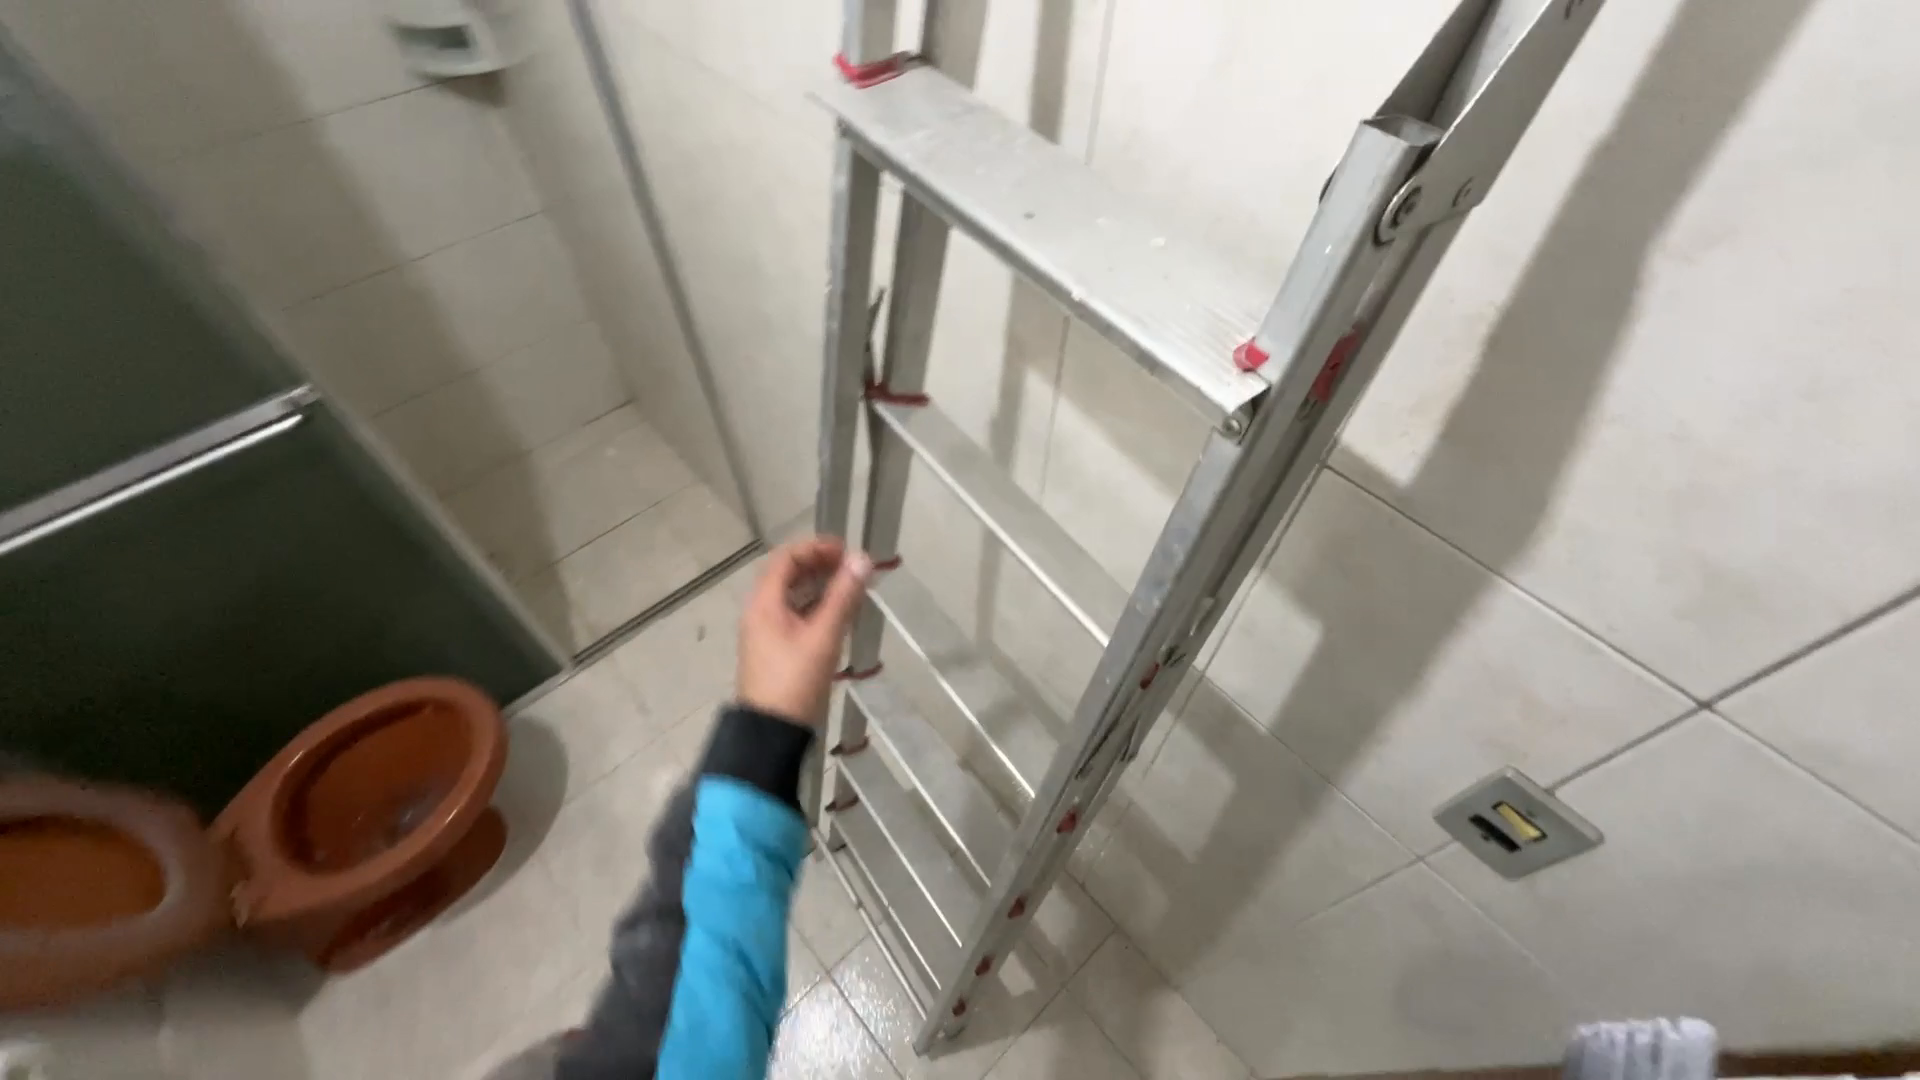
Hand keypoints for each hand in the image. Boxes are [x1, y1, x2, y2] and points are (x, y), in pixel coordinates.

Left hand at [736, 536, 873, 726]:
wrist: (770, 733)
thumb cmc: (795, 681)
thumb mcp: (823, 637)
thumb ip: (843, 596)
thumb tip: (862, 559)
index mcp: (764, 603)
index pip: (787, 558)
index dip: (816, 548)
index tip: (847, 551)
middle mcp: (760, 611)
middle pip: (788, 574)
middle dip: (820, 565)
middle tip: (852, 568)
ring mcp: (765, 631)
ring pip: (792, 596)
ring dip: (820, 586)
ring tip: (851, 587)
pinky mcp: (775, 649)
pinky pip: (795, 615)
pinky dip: (816, 606)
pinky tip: (839, 615)